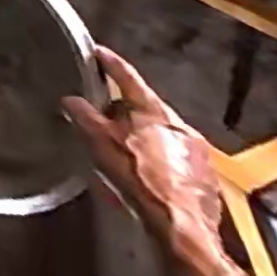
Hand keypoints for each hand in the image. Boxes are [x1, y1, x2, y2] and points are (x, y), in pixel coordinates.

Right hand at [64, 46, 248, 275]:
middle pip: (146, 106)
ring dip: (140, 130)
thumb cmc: (135, 174)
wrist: (180, 225)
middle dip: (124, 106)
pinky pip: (172, 151)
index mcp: (155, 112)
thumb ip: (81, 113)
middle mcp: (182, 126)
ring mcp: (198, 152)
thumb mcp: (97, 139)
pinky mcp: (205, 175)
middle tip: (101, 109)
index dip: (111, 63)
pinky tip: (140, 163)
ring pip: (160, 130)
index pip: (129, 78)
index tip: (98, 50)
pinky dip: (154, 150)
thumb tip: (71, 99)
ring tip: (118, 140)